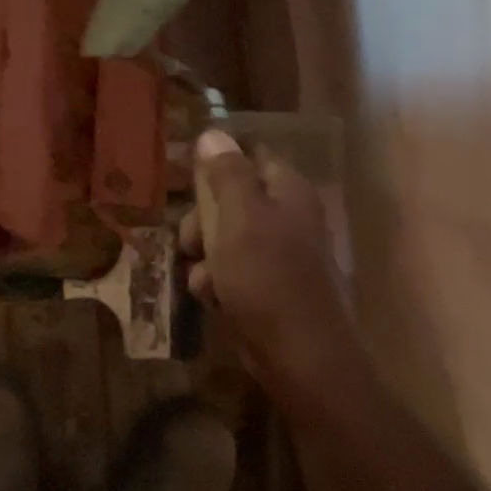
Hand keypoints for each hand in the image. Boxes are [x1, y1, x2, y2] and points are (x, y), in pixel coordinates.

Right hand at [184, 130, 352, 378]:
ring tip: (201, 280)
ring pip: (228, 240)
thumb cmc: (267, 277)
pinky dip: (219, 284)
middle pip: (233, 201)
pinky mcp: (273, 291)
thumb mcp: (239, 217)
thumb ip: (226, 173)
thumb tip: (214, 133)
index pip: (252, 159)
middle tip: (189, 241)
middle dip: (203, 220)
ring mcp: (284, 257)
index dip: (219, 168)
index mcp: (289, 191)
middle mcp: (290, 218)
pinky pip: (235, 274)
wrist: (300, 357)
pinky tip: (212, 300)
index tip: (189, 185)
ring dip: (205, 257)